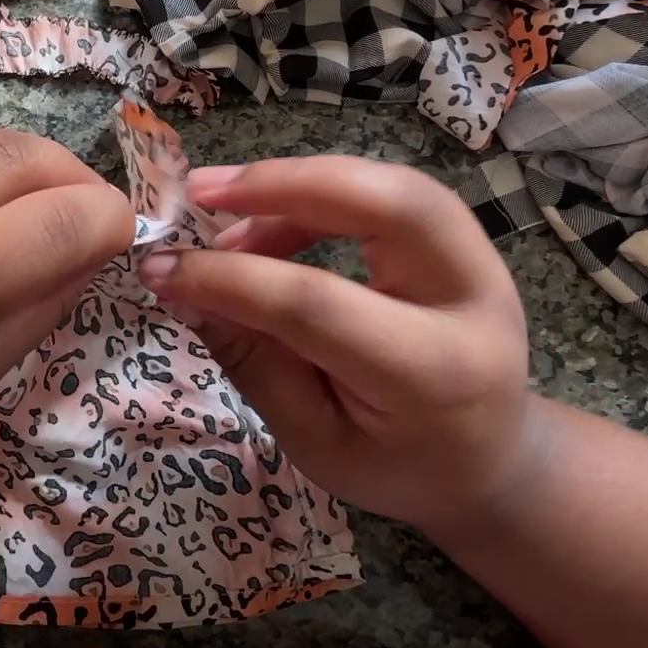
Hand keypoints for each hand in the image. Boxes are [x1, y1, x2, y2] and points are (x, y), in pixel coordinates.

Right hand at [136, 156, 545, 531]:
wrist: (489, 462)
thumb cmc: (394, 465)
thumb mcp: (311, 438)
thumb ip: (252, 361)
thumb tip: (183, 292)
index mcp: (431, 374)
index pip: (315, 303)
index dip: (227, 278)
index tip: (158, 267)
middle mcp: (474, 303)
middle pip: (388, 205)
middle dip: (285, 185)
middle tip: (200, 191)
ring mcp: (481, 262)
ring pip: (390, 183)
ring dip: (295, 182)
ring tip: (221, 205)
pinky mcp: (463, 241)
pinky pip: (386, 192)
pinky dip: (315, 194)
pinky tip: (265, 223)